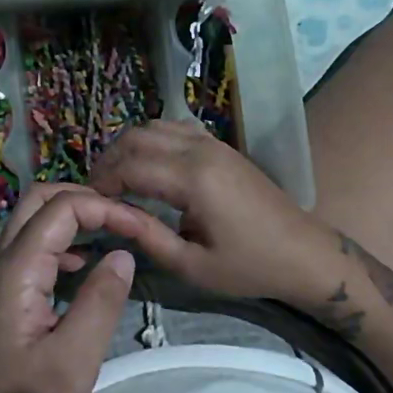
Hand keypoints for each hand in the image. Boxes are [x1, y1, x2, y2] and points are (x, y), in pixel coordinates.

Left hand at [0, 185, 159, 392]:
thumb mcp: (73, 361)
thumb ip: (100, 301)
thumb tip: (123, 253)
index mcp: (16, 270)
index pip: (61, 209)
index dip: (104, 208)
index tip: (141, 228)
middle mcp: (0, 262)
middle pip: (39, 201)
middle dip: (84, 199)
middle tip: (123, 218)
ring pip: (32, 222)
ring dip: (72, 218)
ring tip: (113, 235)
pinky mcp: (1, 296)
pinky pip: (31, 249)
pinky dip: (62, 243)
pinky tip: (84, 267)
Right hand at [87, 121, 340, 306]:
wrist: (303, 252)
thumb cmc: (249, 266)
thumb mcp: (192, 265)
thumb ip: (147, 236)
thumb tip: (110, 216)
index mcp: (193, 180)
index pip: (130, 165)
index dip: (102, 181)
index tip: (89, 202)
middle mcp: (200, 149)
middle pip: (136, 137)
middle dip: (109, 160)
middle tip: (97, 189)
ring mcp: (212, 142)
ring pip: (153, 126)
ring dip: (128, 146)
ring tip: (116, 176)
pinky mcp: (219, 144)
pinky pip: (174, 127)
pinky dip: (151, 139)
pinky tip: (147, 164)